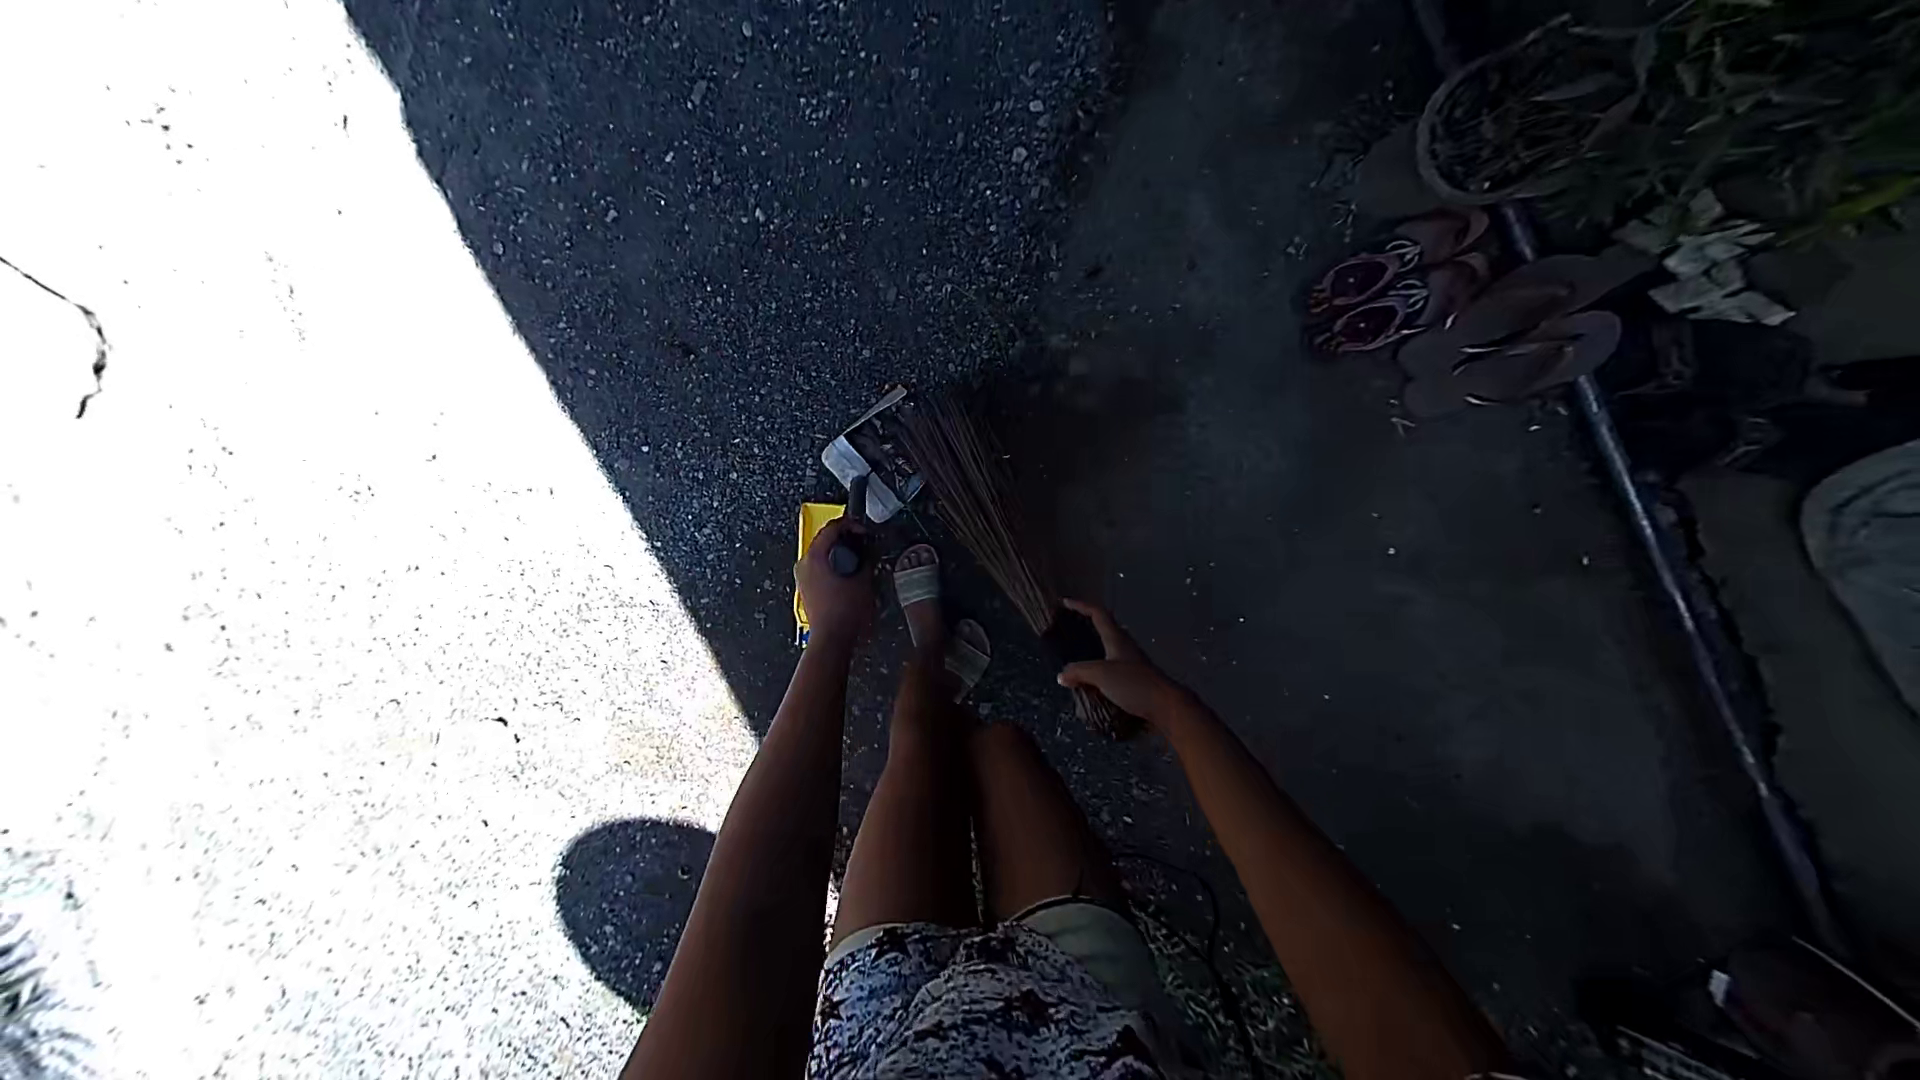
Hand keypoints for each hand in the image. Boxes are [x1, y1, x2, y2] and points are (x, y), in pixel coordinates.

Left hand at [795, 516, 874, 645]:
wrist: (834, 639)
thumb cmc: (845, 613)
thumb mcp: (864, 580)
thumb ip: (866, 558)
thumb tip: (869, 550)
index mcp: (815, 557)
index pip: (831, 527)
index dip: (850, 524)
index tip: (862, 529)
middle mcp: (805, 564)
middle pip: (824, 539)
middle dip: (845, 538)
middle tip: (863, 541)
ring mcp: (803, 577)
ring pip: (822, 554)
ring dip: (840, 552)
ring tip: (859, 558)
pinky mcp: (807, 588)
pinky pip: (820, 568)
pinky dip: (834, 565)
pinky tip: (849, 573)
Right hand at [1056, 599, 1197, 728]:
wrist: (1166, 706)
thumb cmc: (1134, 683)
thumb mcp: (1101, 675)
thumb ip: (1079, 671)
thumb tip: (1062, 675)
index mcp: (1116, 638)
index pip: (1098, 613)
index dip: (1081, 605)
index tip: (1066, 602)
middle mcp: (1124, 646)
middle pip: (1104, 629)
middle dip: (1086, 626)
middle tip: (1068, 630)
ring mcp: (1130, 663)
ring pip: (1107, 650)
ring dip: (1091, 650)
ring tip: (1074, 658)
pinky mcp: (1133, 679)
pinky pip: (1110, 668)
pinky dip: (1096, 670)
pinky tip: (1089, 681)